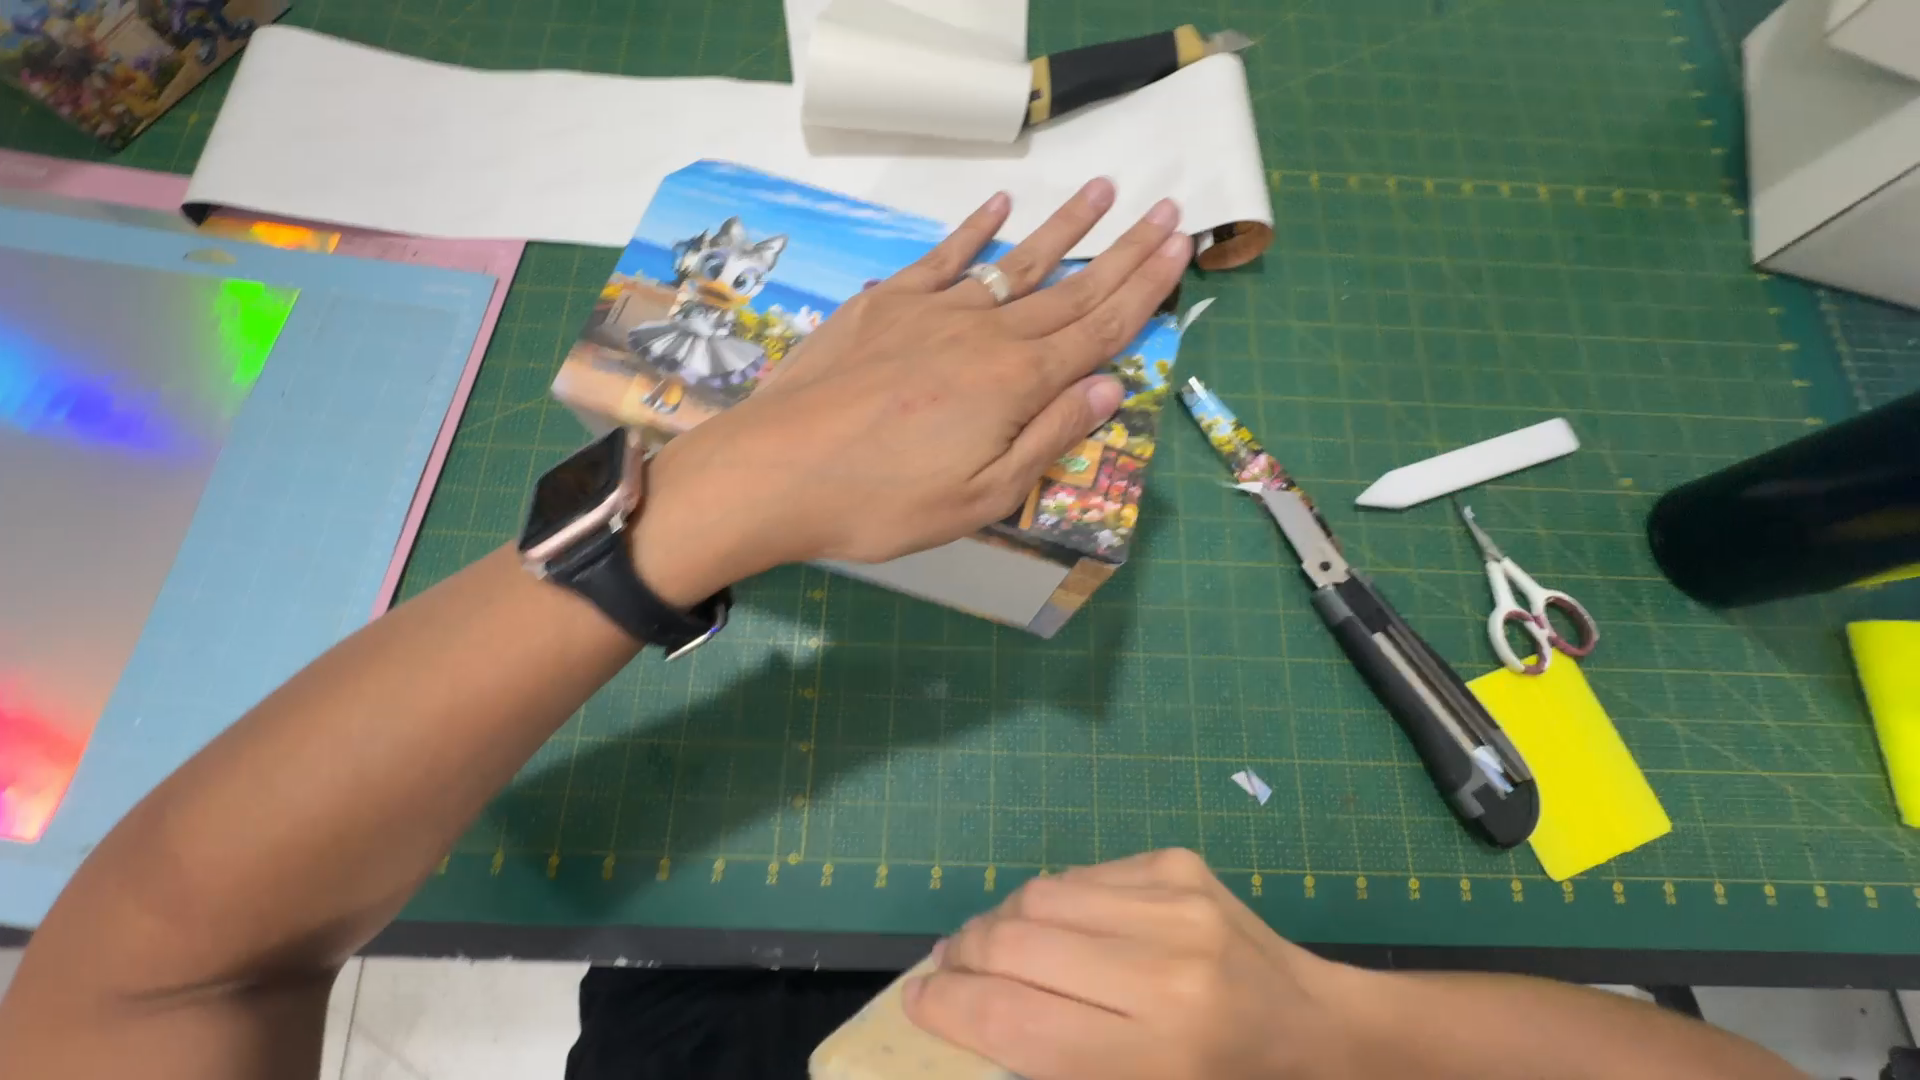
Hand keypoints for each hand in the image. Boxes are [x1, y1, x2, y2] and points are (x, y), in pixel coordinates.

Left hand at [628, 178, 1190, 605]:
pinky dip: (973, 230)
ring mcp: (932, 312)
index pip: (1098, 331)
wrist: (778, 472)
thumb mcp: (982, 496)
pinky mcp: (884, 305)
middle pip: (1069, 289)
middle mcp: (984, 335)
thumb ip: (1048, 437)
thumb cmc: (885, 502)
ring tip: (1102, 190)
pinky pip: (941, 259)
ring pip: (1013, 263)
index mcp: (1015, 384)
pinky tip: (998, 206)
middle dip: (1124, 252)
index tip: (1181, 248)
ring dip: (1063, 228)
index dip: (1144, 291)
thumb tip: (1109, 387)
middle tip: (1167, 210)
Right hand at [903, 848, 1355, 1079]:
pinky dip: (1051, 901)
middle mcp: (1165, 968)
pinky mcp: (1174, 862)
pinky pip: (1077, 874)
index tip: (918, 999)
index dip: (951, 1010)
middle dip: (965, 957)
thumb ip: (1052, 1054)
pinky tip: (1062, 925)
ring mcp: (1173, 902)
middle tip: (949, 968)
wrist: (1314, 1027)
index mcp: (1158, 1055)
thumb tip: (967, 1004)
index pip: (1017, 1024)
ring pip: (1038, 895)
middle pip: (1017, 945)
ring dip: (1001, 922)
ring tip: (997, 944)